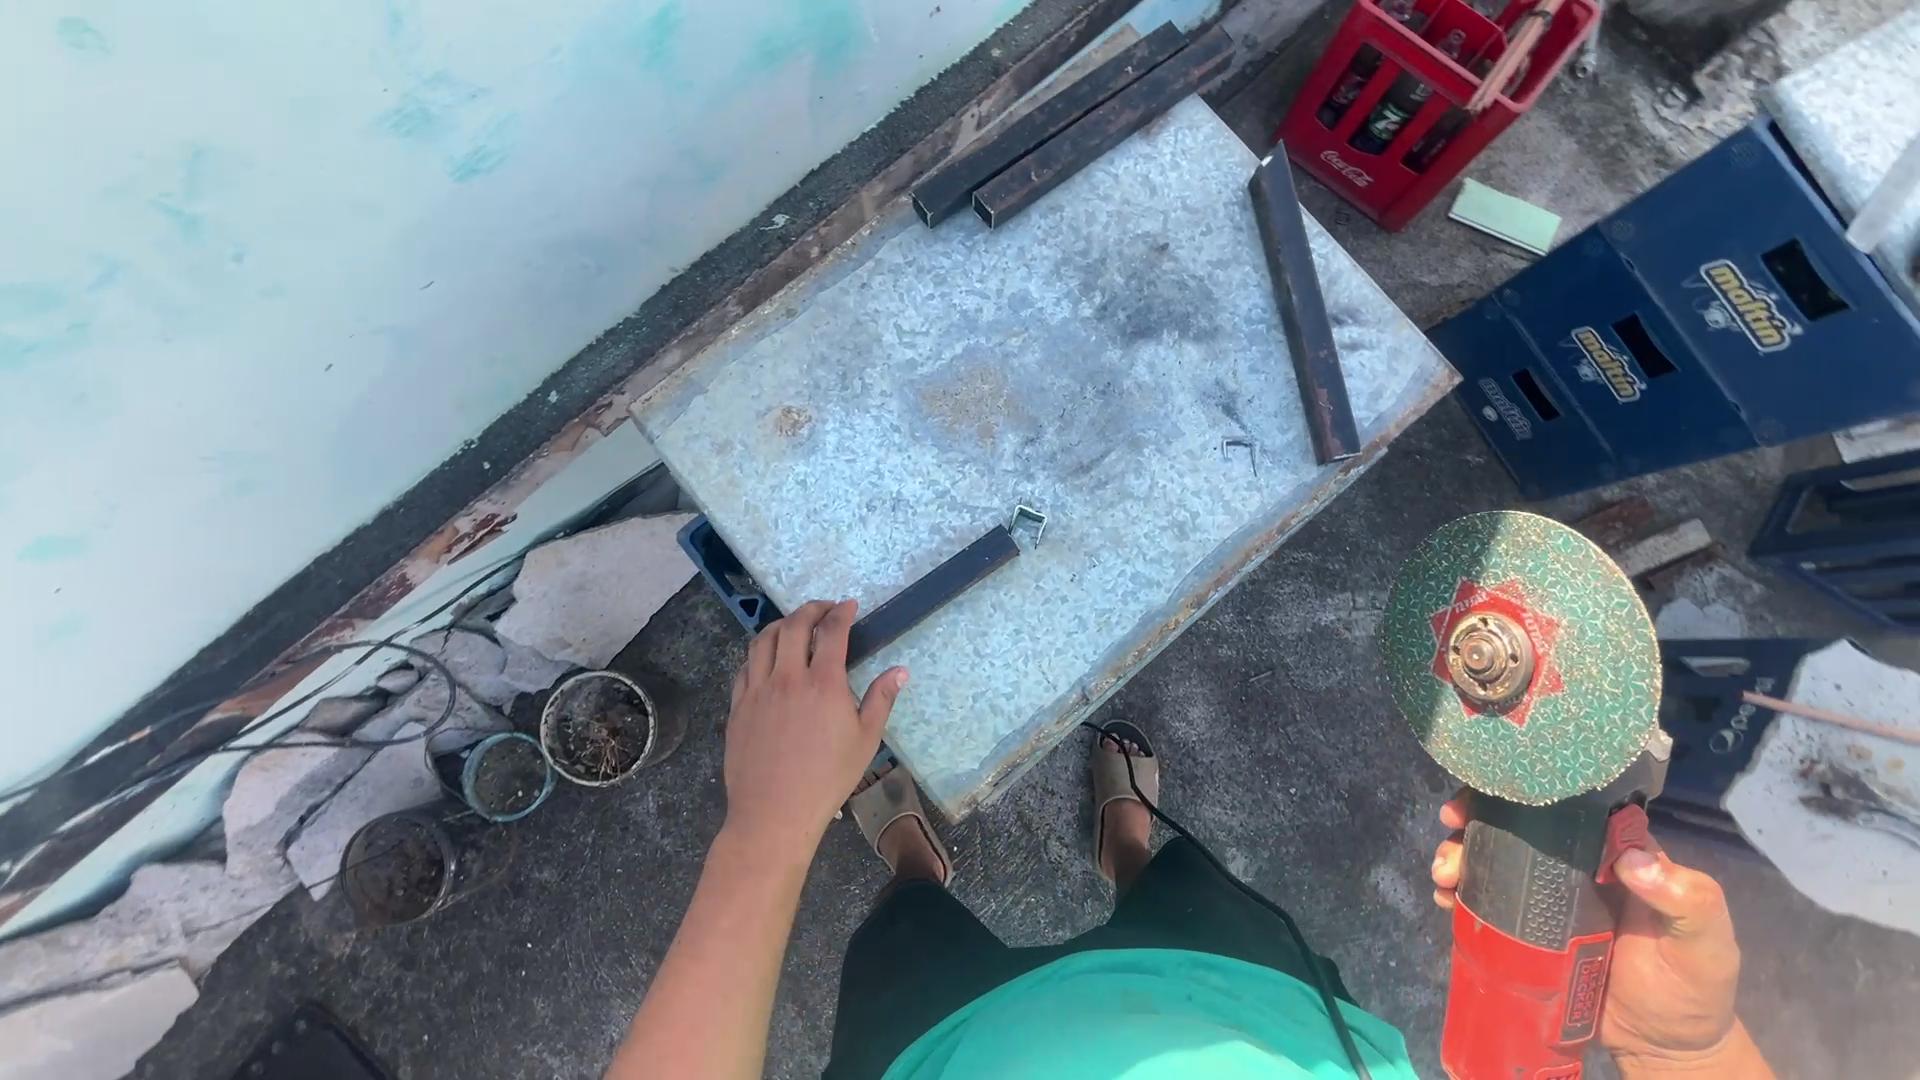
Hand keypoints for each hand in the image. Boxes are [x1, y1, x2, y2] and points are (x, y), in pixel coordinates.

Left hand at [721, 600, 907, 859]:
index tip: (849, 605)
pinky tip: (768, 659)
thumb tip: (900, 671)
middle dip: (811, 609)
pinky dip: (759, 653)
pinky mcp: (737, 707)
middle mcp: (787, 678)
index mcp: (823, 684)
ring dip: (781, 624)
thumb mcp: (865, 741)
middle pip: (794, 626)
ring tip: (794, 624)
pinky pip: (745, 667)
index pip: (832, 632)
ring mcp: (757, 691)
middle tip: (824, 609)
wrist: (774, 813)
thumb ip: (880, 700)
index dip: (841, 612)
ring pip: (763, 640)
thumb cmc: (827, 779)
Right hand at [1430, 795, 1742, 1067]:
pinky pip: (1484, 896)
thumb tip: (1634, 860)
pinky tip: (1445, 898)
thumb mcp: (1707, 947)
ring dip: (1457, 857)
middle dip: (1470, 827)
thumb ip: (1689, 903)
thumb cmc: (1691, 988)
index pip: (1561, 807)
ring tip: (1443, 879)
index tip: (1477, 803)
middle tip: (1451, 850)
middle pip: (1511, 827)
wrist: (1662, 1046)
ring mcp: (1542, 893)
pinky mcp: (1521, 922)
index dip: (1515, 798)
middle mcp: (1571, 862)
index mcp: (1612, 852)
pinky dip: (1457, 890)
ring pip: (1490, 856)